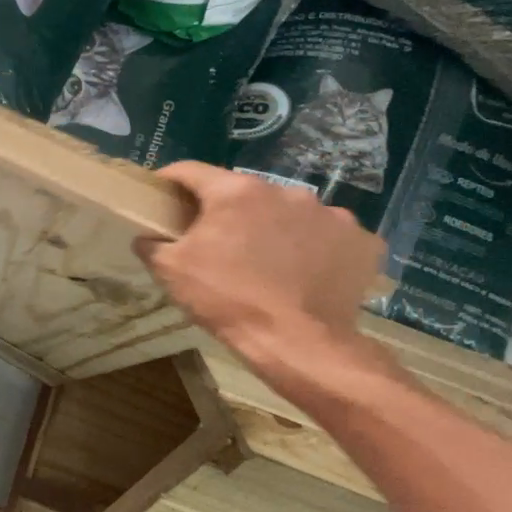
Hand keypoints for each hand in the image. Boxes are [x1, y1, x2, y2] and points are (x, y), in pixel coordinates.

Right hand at [137, 162, 386, 370]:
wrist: (298, 341)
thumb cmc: (226, 298)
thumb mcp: (169, 270)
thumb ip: (151, 243)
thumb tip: (149, 236)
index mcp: (236, 193)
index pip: (191, 171)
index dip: (169, 181)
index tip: (160, 196)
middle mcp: (287, 192)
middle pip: (243, 191)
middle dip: (226, 208)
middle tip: (214, 237)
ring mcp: (332, 216)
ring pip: (288, 211)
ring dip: (271, 224)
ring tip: (263, 256)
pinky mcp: (362, 241)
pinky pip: (327, 234)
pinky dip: (311, 245)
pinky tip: (301, 269)